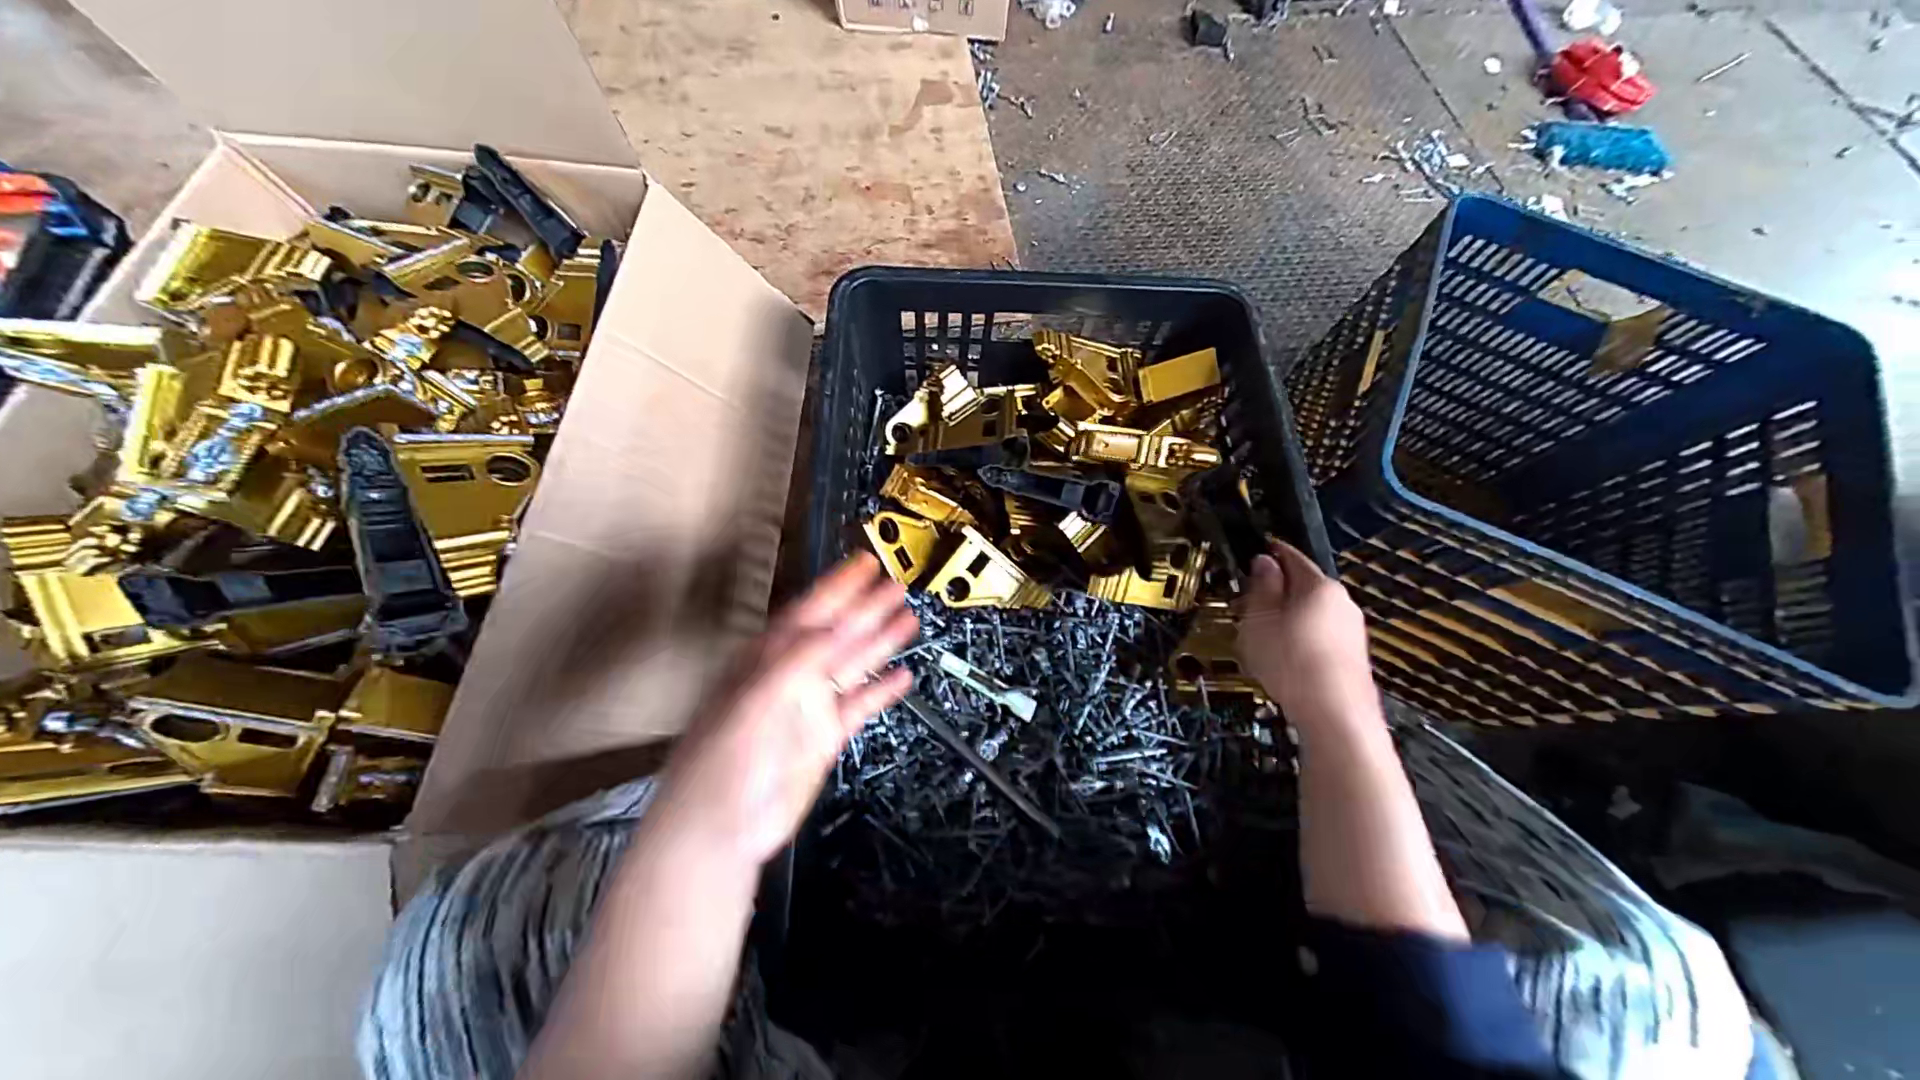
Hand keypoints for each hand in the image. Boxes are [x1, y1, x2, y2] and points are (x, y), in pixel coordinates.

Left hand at [655, 554, 917, 865]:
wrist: (718, 829)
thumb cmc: (716, 768)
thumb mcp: (754, 704)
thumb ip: (794, 663)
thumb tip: (829, 627)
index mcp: (767, 661)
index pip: (809, 611)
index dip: (838, 585)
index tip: (863, 563)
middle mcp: (790, 678)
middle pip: (838, 632)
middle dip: (867, 606)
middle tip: (895, 583)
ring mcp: (808, 707)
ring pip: (852, 664)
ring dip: (879, 640)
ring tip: (905, 618)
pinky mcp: (822, 738)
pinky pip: (858, 705)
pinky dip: (881, 691)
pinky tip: (901, 676)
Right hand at [1235, 541, 1381, 733]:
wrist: (1335, 716)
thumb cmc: (1294, 666)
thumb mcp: (1259, 620)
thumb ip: (1261, 586)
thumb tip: (1263, 563)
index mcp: (1319, 586)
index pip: (1291, 556)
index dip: (1268, 552)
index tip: (1254, 553)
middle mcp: (1341, 603)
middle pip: (1303, 584)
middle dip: (1275, 589)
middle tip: (1247, 601)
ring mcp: (1350, 630)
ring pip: (1311, 611)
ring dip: (1287, 616)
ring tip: (1261, 634)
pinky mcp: (1351, 655)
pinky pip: (1319, 635)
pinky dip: (1300, 638)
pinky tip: (1283, 657)